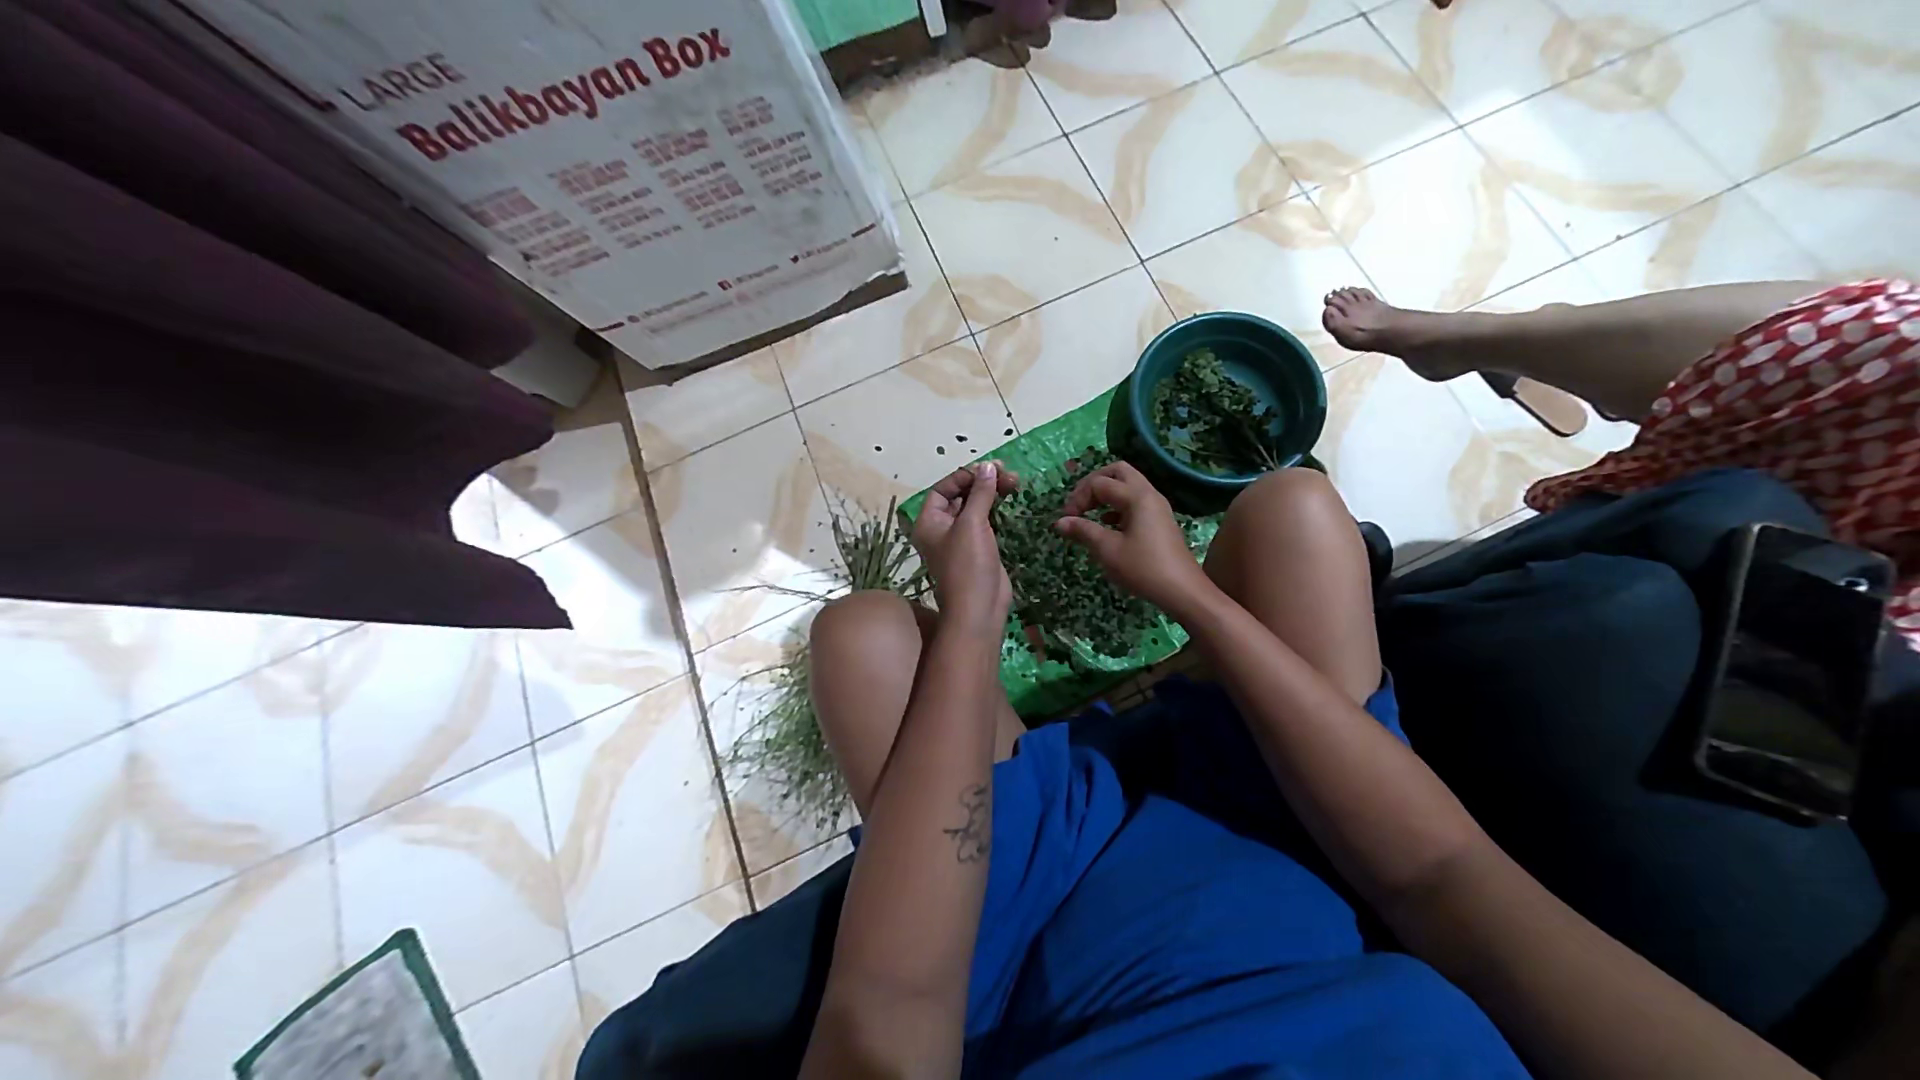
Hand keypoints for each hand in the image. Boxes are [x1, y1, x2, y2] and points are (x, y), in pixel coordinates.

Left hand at [911, 462, 1013, 639]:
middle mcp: (941, 529)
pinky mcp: (980, 549)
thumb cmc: (967, 565)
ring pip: (975, 508)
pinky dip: (998, 509)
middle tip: (1008, 473)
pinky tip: (1012, 500)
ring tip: (1015, 482)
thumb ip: (980, 493)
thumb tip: (989, 466)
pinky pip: (987, 522)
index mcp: (929, 523)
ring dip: (992, 493)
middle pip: (960, 497)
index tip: (987, 469)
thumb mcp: (972, 524)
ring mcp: (961, 540)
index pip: (942, 489)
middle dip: (981, 482)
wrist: (979, 608)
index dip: (963, 476)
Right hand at [1054, 461, 1208, 612]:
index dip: (1078, 498)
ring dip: (1105, 494)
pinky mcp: (1159, 520)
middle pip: (1117, 472)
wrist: (1182, 591)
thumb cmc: (1143, 568)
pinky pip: (1134, 501)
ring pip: (1127, 486)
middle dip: (1093, 484)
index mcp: (1136, 497)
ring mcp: (1156, 507)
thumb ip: (1083, 531)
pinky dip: (1117, 506)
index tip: (1066, 520)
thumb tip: (1059, 522)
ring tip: (1089, 514)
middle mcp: (1148, 494)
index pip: (1099, 483)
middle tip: (1079, 504)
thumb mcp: (1108, 550)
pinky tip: (1107, 525)